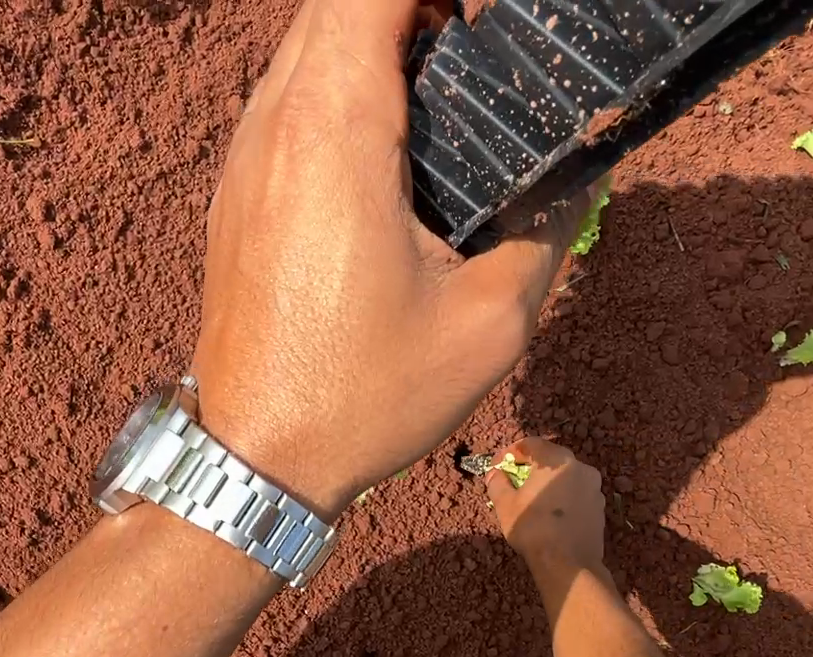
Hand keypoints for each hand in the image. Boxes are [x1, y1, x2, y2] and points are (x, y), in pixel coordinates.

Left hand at [191, 0, 594, 517]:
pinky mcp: (235, 199)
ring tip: (445, 94)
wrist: (256, 456)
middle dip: (416, 4)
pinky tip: (386, 152)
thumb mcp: (487, 324)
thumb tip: (577, 173)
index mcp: (331, 133)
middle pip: (338, 3)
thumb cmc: (360, 399)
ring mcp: (242, 162)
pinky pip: (285, 106)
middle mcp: (272, 128)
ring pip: (305, 48)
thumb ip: (546, 226)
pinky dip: (336, 91)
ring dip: (375, 42)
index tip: (490, 19)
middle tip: (483, 48)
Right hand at [487, 438, 607, 575]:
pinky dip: (562, 496)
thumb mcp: (505, 504)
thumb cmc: (533, 528)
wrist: (568, 562)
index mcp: (557, 460)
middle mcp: (581, 467)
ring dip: (547, 481)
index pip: (531, 444)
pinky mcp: (600, 506)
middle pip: (551, 457)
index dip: (510, 452)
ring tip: (532, 498)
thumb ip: (497, 483)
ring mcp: (594, 487)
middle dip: (530, 466)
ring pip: (565, 476)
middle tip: (514, 479)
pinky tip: (550, 513)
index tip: (498, 466)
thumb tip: (495, 473)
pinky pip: (576, 493)